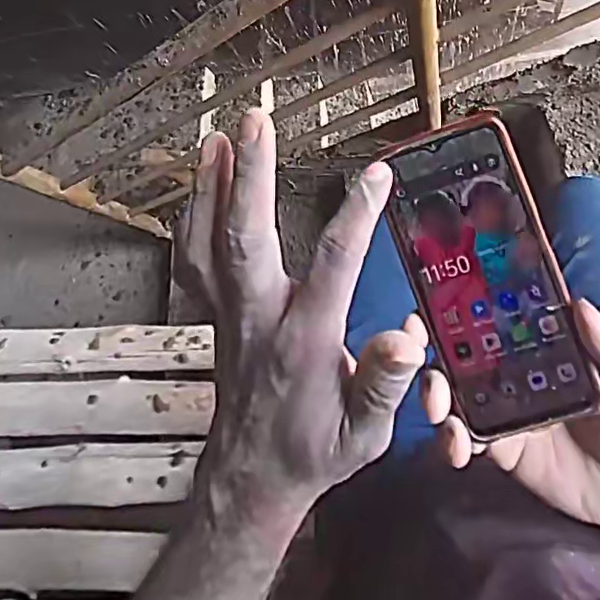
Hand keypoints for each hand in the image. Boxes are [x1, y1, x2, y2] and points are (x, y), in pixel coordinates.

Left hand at [176, 109, 425, 521]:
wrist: (252, 475)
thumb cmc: (312, 450)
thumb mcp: (366, 435)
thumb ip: (385, 383)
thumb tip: (407, 337)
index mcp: (304, 340)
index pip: (334, 265)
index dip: (357, 214)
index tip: (377, 174)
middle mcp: (259, 316)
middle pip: (247, 237)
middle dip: (250, 175)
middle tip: (255, 124)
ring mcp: (229, 311)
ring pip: (209, 240)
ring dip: (211, 185)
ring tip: (218, 138)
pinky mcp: (212, 311)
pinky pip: (193, 257)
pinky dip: (194, 215)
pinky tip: (202, 185)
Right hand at [420, 299, 599, 527]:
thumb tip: (582, 306)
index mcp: (534, 336)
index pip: (488, 308)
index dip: (455, 296)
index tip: (433, 290)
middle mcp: (507, 364)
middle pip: (456, 345)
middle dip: (427, 342)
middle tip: (414, 347)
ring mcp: (498, 404)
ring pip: (451, 389)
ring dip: (433, 389)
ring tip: (436, 401)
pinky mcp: (498, 444)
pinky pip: (465, 437)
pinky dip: (451, 439)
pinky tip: (456, 443)